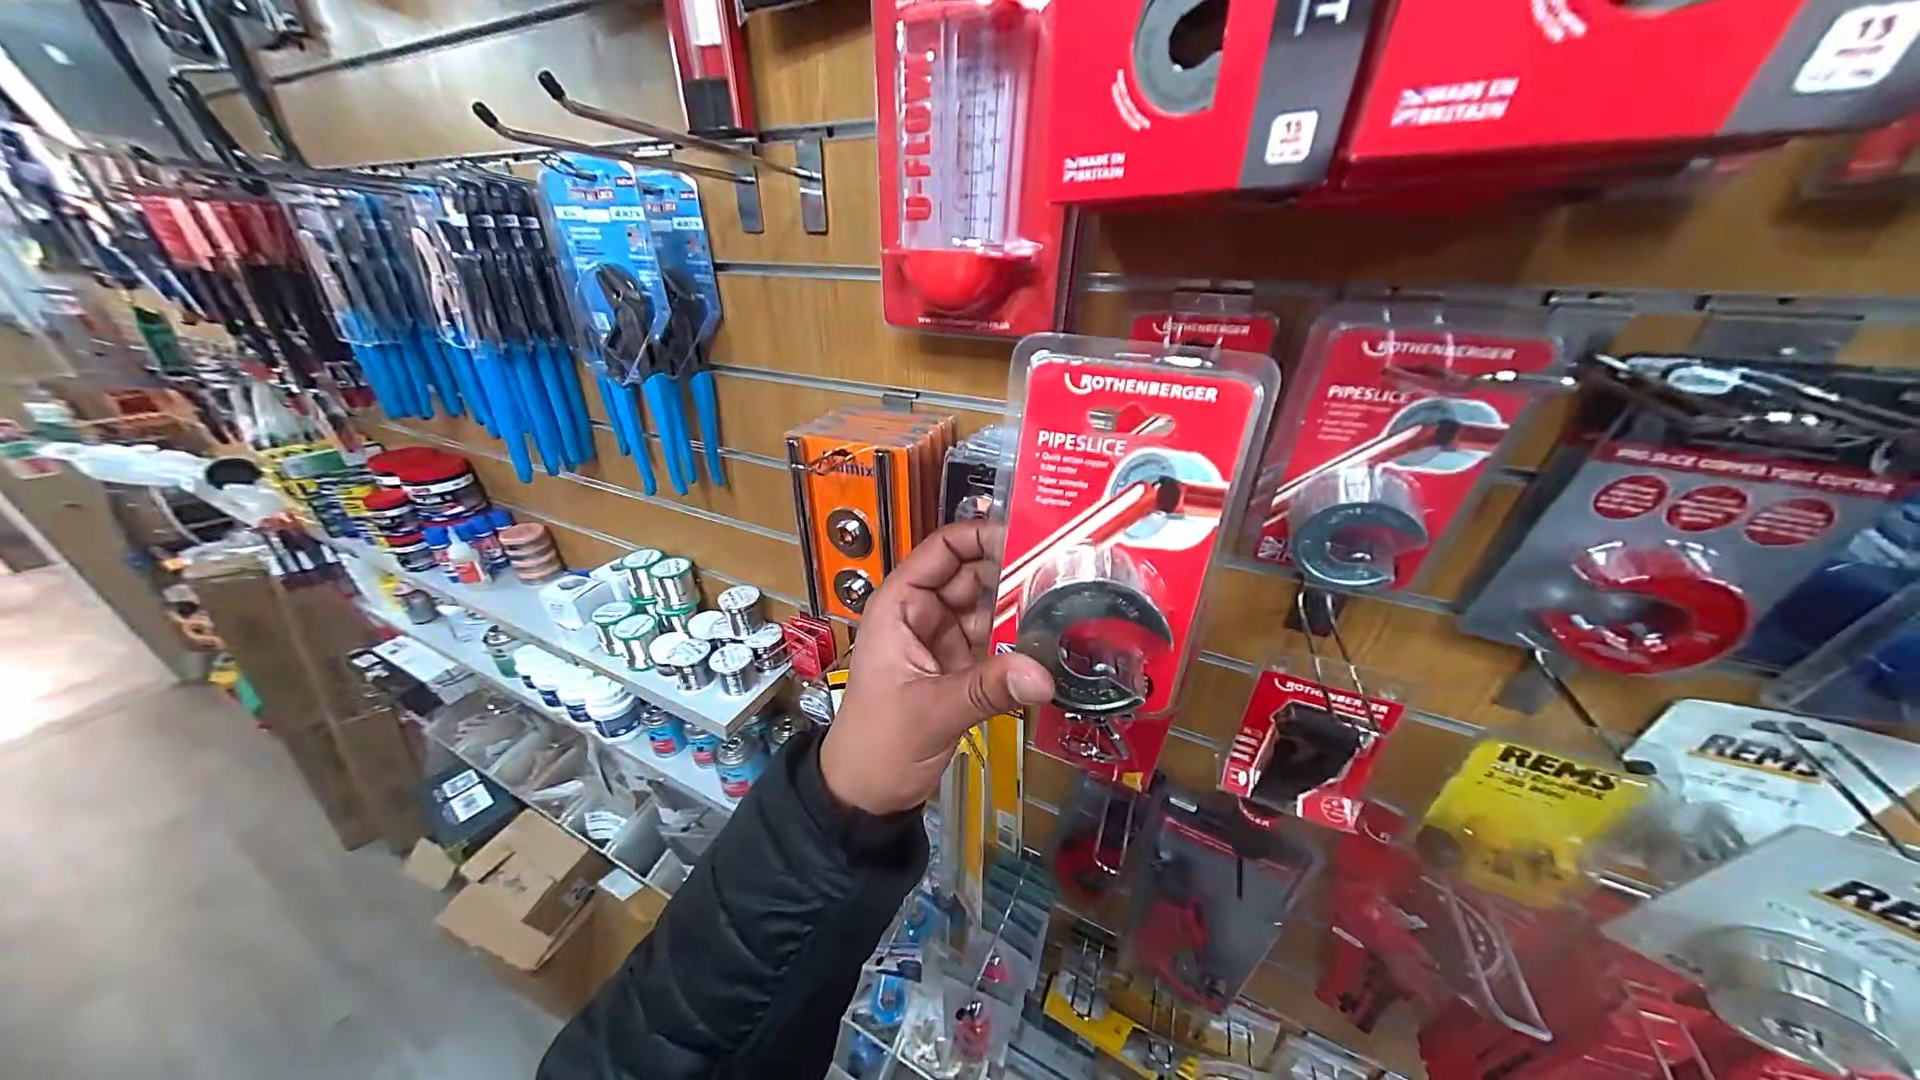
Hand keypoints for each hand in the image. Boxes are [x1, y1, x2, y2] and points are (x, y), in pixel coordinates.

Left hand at [819, 522, 1054, 815]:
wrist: (867, 794)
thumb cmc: (878, 742)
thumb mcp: (929, 711)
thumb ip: (986, 689)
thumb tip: (1043, 676)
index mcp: (901, 605)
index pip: (942, 551)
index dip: (980, 536)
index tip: (1028, 535)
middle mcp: (925, 613)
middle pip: (974, 575)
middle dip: (1014, 568)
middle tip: (1065, 567)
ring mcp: (945, 639)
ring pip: (989, 606)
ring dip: (1022, 603)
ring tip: (1069, 596)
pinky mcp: (962, 666)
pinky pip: (996, 639)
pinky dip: (1021, 638)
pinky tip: (1053, 635)